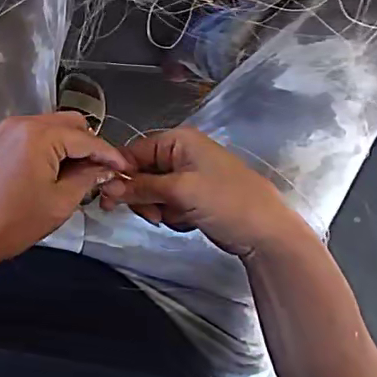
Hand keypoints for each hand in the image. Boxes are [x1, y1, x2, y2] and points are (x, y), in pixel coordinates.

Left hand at [0, 113, 131, 277]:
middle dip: (91, 145)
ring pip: (53, 127)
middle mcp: (22, 123)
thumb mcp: (60, 202)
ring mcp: (8, 130)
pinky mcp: (1, 141)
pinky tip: (62, 171)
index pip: (87, 138)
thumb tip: (104, 168)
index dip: (110, 155)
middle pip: (70, 123)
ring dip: (72, 145)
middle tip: (106, 173)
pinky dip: (53, 147)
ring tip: (86, 175)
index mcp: (39, 134)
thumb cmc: (13, 220)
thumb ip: (87, 178)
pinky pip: (36, 135)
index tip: (127, 170)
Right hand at [99, 127, 308, 257]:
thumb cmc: (228, 202)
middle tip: (150, 213)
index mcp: (178, 140)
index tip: (109, 196)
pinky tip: (185, 221)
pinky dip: (169, 213)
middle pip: (140, 172)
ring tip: (170, 218)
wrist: (271, 236)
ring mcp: (188, 175)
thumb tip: (105, 188)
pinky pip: (166, 202)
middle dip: (141, 194)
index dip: (121, 173)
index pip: (133, 151)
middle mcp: (181, 153)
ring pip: (151, 190)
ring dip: (155, 207)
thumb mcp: (179, 191)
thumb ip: (139, 188)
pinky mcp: (194, 196)